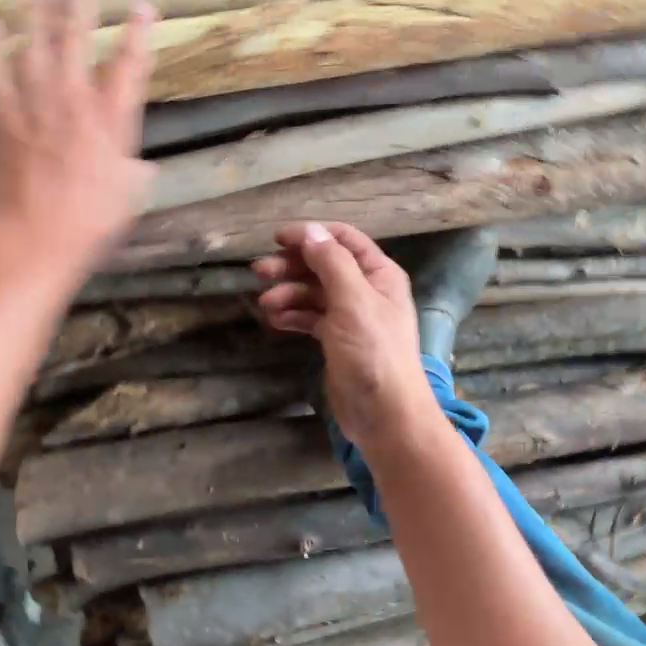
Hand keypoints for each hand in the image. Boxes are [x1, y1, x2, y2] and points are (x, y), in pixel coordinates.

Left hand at [0, 0, 157, 267]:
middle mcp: (73, 98)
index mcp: (111, 118)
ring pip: (35, 43)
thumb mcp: (128, 194)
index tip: (144, 6)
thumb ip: (134, 170)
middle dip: (83, 1)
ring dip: (38, 10)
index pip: (130, 64)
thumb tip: (141, 165)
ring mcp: (31, 101)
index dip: (139, 32)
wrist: (30, 236)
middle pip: (78, 38)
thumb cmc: (88, 220)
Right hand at [254, 222, 442, 450]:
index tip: (277, 239)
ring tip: (265, 304)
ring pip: (314, 292)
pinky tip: (275, 320)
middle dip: (292, 265)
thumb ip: (332, 262)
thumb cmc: (373, 352)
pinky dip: (293, 315)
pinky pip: (311, 318)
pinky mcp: (338, 341)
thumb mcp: (353, 301)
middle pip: (324, 265)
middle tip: (260, 271)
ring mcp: (352, 317)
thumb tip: (309, 230)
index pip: (343, 240)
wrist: (385, 414)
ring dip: (289, 292)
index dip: (311, 235)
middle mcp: (366, 290)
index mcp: (379, 274)